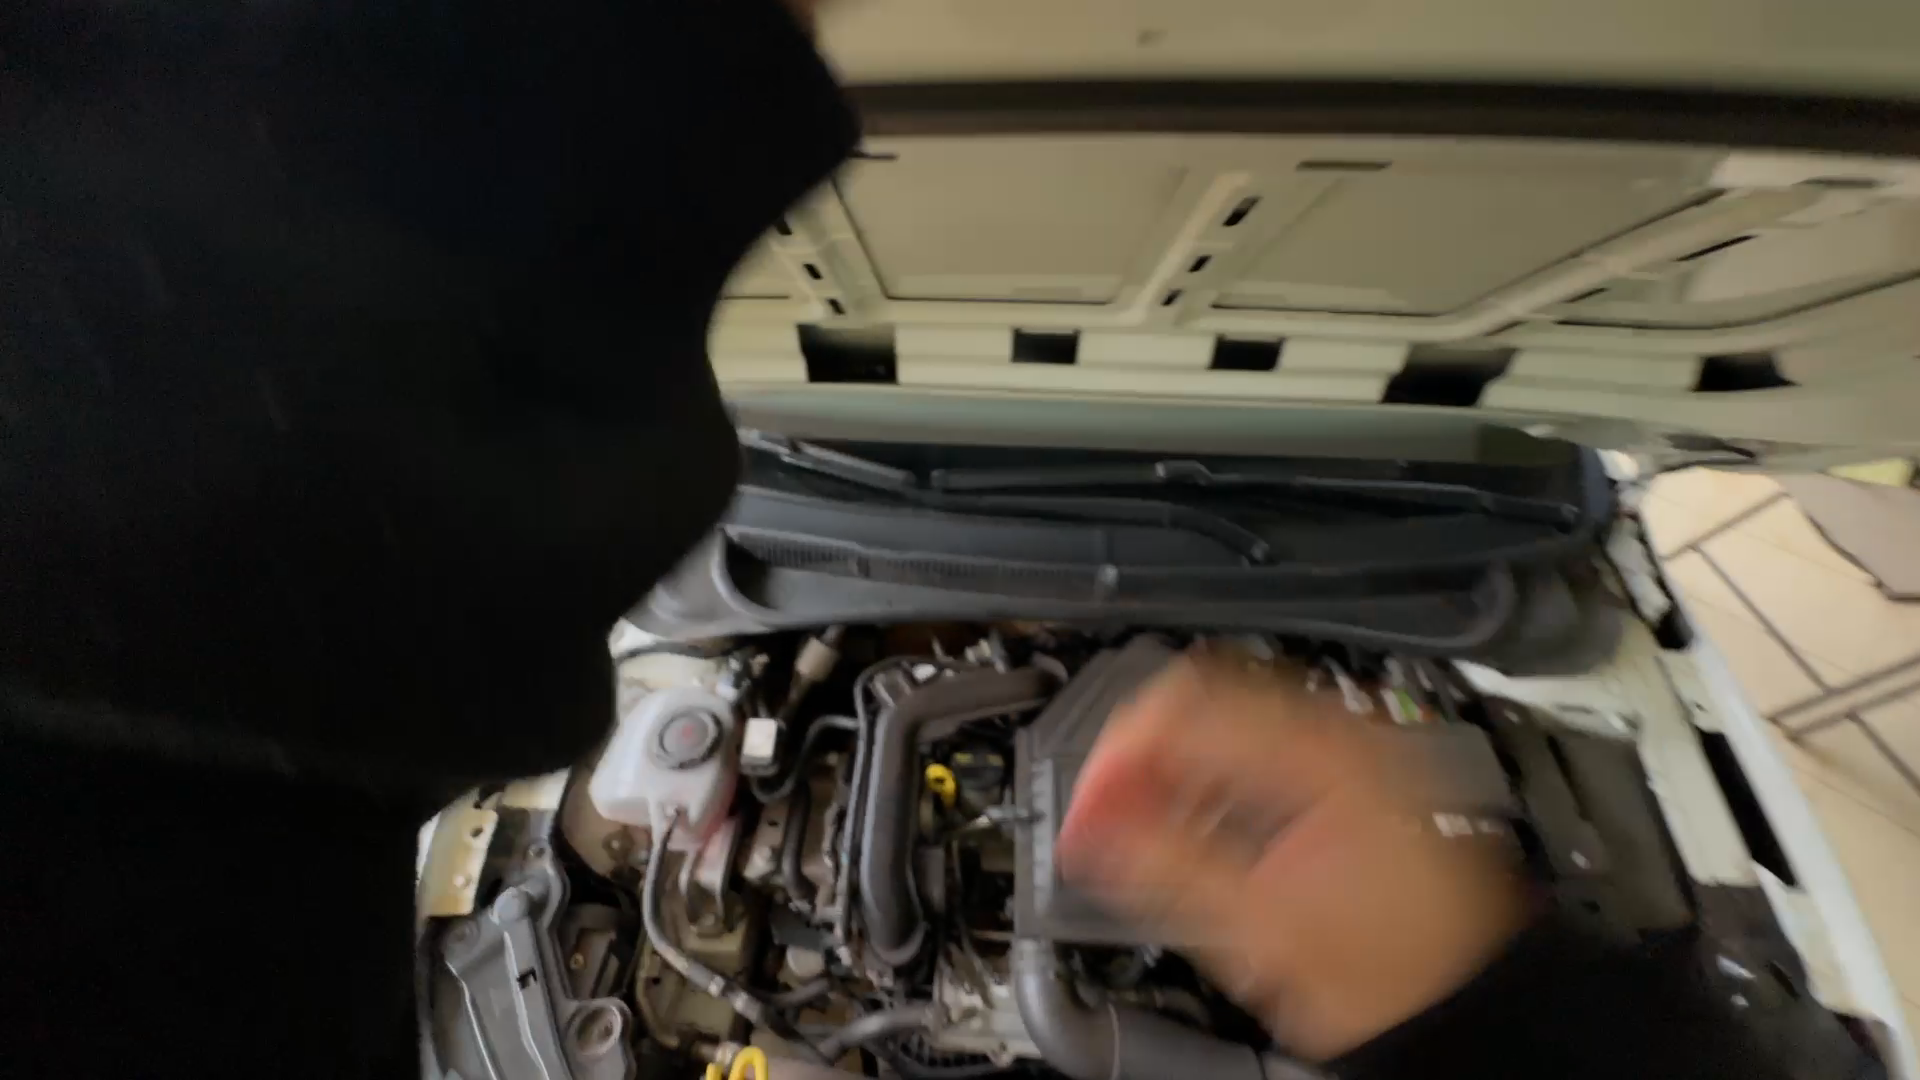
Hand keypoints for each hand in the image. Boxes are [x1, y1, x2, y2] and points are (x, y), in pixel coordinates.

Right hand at [1057, 654, 1528, 1059]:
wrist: (1469, 998)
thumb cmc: (1393, 969)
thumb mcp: (1261, 924)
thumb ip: (1163, 865)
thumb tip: (1088, 827)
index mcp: (1312, 750)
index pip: (1181, 706)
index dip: (1118, 753)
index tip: (1089, 805)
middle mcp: (1323, 729)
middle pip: (1191, 699)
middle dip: (1132, 755)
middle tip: (1101, 812)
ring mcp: (1326, 743)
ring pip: (1209, 716)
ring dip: (1158, 763)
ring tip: (1132, 821)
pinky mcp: (1322, 766)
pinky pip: (1235, 743)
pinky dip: (1192, 772)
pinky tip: (1179, 817)